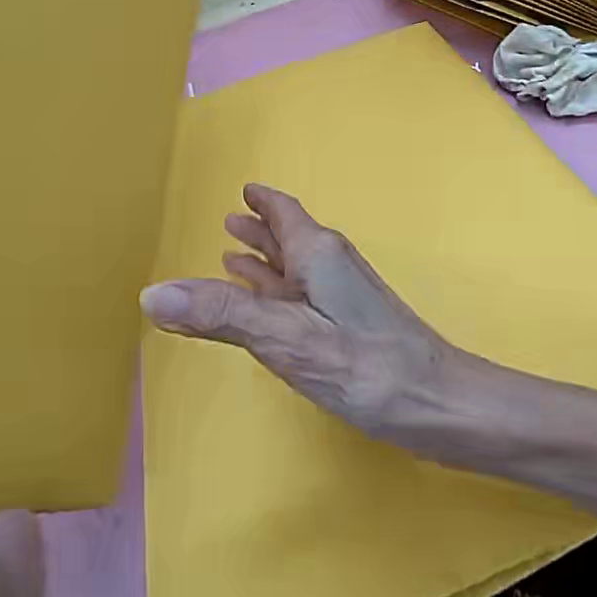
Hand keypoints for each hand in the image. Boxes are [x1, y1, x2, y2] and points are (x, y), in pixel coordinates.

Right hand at [139, 183, 458, 436]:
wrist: (444, 407)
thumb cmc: (366, 366)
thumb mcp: (285, 338)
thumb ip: (221, 314)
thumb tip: (152, 293)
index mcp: (317, 254)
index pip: (284, 213)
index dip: (263, 200)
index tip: (245, 189)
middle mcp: (333, 266)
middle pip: (290, 237)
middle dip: (260, 229)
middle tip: (230, 220)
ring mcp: (346, 298)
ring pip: (297, 268)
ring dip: (268, 259)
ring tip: (237, 255)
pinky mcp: (353, 327)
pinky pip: (305, 295)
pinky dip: (281, 291)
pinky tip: (273, 303)